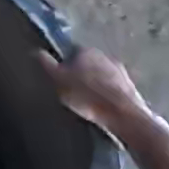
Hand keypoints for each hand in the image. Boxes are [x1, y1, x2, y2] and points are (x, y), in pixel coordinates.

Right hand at [36, 47, 151, 134]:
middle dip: (81, 74)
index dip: (64, 64)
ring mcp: (122, 73)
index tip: (60, 78)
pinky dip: (107, 96)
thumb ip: (46, 63)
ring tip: (87, 102)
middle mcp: (106, 56)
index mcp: (87, 50)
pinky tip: (102, 108)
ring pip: (102, 77)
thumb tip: (36, 50)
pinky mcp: (132, 90)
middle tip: (72, 90)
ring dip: (95, 86)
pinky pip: (113, 90)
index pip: (71, 52)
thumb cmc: (87, 95)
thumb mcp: (58, 79)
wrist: (124, 117)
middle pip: (88, 64)